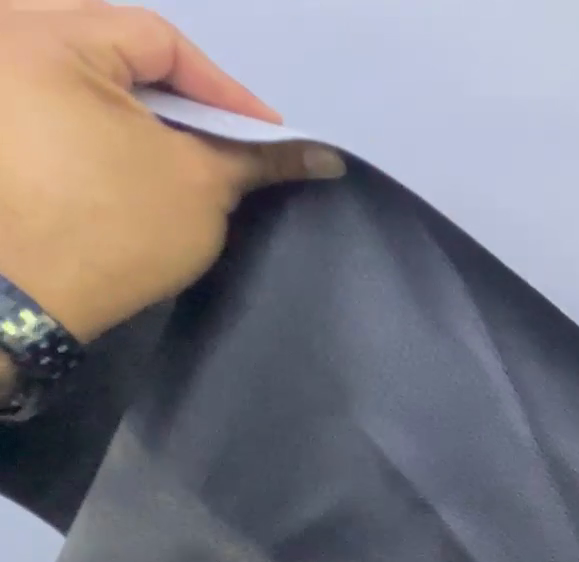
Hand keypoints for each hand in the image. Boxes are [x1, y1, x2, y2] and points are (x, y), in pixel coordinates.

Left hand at [0, 1, 343, 347]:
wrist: (22, 289)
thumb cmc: (117, 223)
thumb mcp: (204, 182)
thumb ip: (262, 155)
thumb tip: (325, 154)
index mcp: (37, 35)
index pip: (156, 39)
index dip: (225, 89)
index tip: (271, 137)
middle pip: (104, 34)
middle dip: (172, 81)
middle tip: (219, 128)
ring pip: (66, 55)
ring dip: (127, 89)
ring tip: (170, 132)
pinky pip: (37, 83)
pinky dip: (87, 103)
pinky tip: (120, 141)